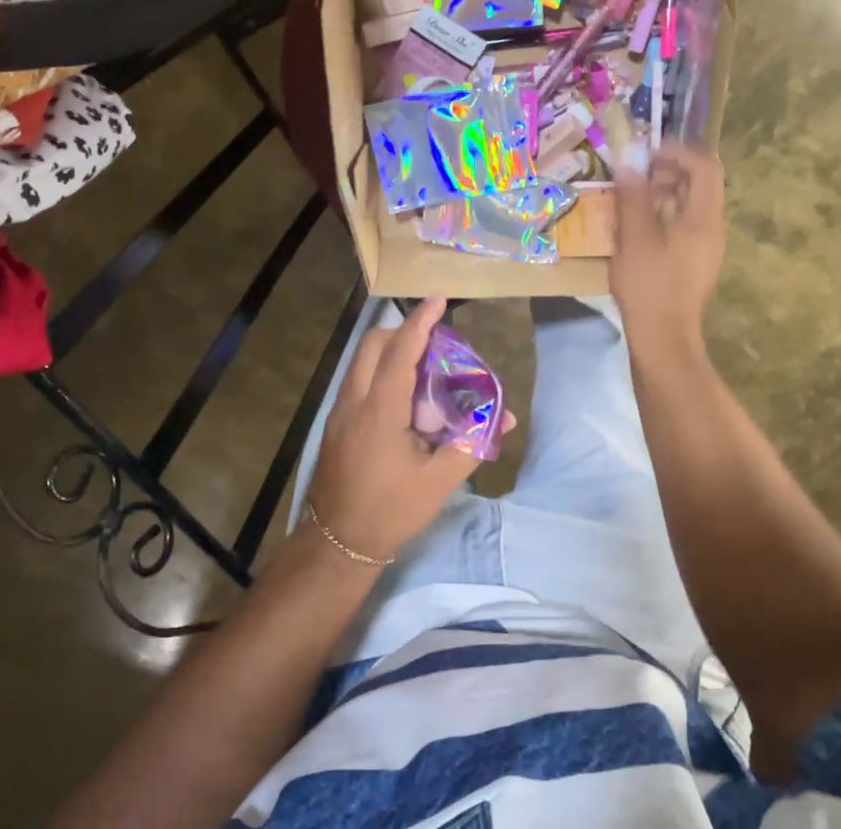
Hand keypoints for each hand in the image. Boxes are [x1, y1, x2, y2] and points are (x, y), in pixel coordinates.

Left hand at [302, 296, 494, 563]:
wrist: (337, 542)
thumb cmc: (391, 511)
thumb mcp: (439, 481)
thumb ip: (472, 443)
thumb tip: (505, 418)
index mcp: (379, 411)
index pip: (401, 351)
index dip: (421, 321)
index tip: (438, 298)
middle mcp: (353, 402)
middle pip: (373, 345)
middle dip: (403, 333)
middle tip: (437, 345)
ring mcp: (339, 413)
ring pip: (362, 363)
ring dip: (391, 354)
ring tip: (426, 375)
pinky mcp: (335, 425)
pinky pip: (358, 383)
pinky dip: (381, 375)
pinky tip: (407, 405)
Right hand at [612, 143, 725, 344]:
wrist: (663, 337)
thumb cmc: (649, 285)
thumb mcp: (635, 237)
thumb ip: (634, 197)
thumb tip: (629, 162)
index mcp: (704, 218)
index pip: (705, 166)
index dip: (677, 152)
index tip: (646, 154)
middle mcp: (713, 228)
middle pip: (699, 184)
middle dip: (667, 172)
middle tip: (634, 177)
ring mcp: (707, 247)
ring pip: (690, 206)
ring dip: (662, 195)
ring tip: (630, 201)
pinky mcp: (695, 262)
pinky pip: (684, 226)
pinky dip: (663, 216)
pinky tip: (637, 230)